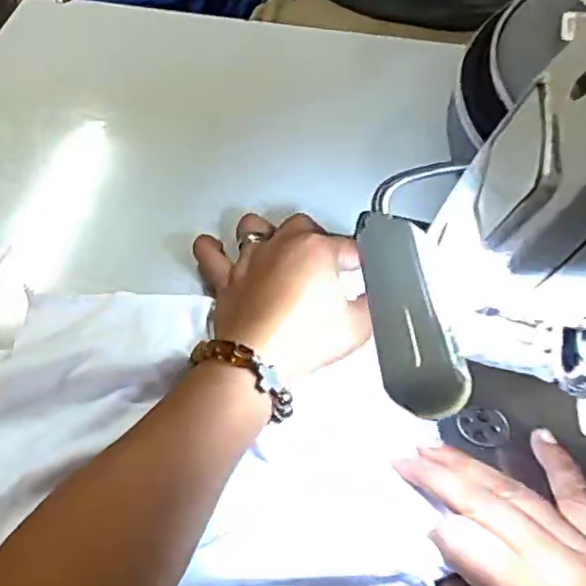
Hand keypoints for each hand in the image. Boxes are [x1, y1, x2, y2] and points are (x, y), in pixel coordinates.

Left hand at [192, 213, 370, 378]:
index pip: (349, 247)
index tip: (362, 274)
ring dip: (265, 232)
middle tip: (325, 266)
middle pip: (304, 226)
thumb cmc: (304, 341)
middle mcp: (281, 243)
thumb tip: (375, 295)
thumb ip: (372, 304)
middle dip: (318, 239)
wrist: (257, 360)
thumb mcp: (358, 327)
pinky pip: (210, 252)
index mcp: (317, 248)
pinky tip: (220, 251)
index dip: (360, 262)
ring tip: (275, 249)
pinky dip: (213, 249)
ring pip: (253, 225)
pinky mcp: (225, 277)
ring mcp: (249, 258)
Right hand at [396, 433, 585, 585]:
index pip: (473, 546)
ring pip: (528, 496)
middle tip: (406, 454)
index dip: (437, 534)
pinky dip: (560, 465)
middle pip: (495, 506)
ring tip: (439, 447)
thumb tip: (449, 570)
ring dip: (478, 468)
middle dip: (443, 477)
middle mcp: (575, 562)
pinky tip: (540, 438)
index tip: (409, 522)